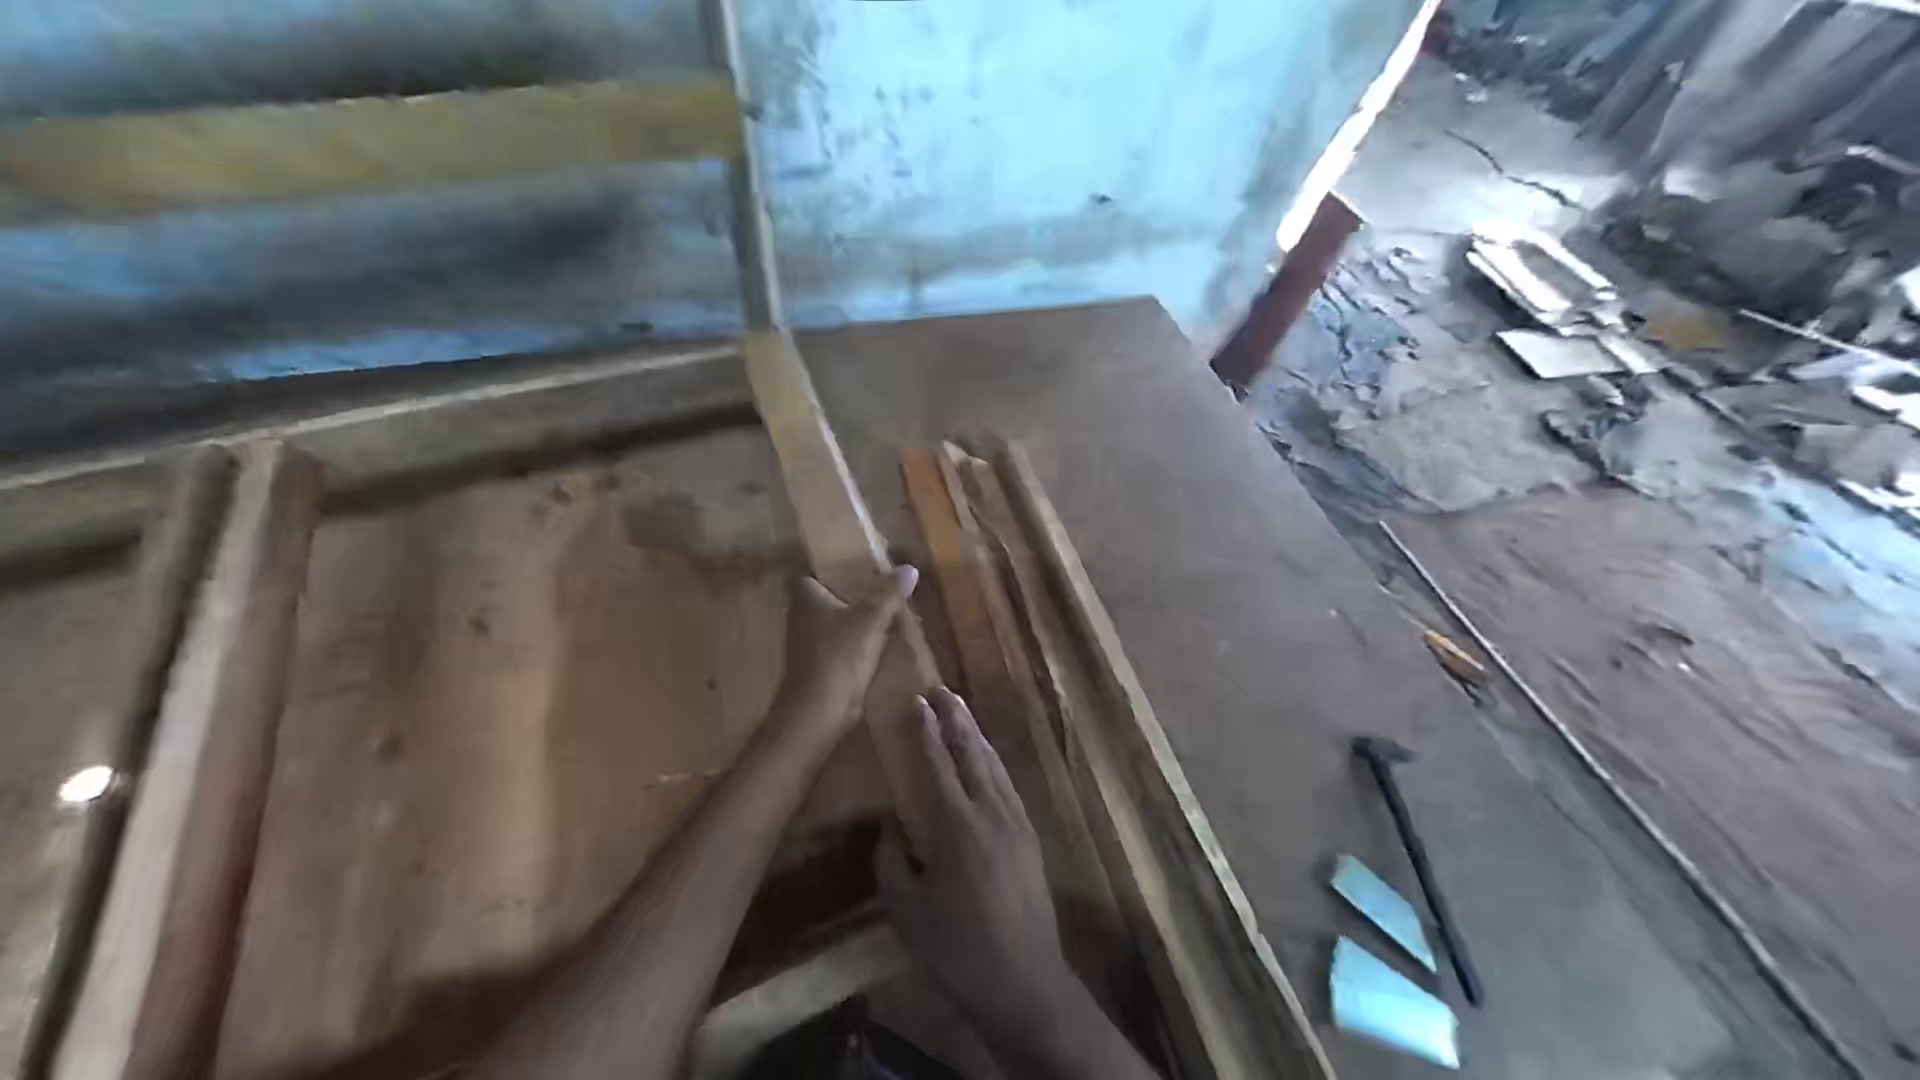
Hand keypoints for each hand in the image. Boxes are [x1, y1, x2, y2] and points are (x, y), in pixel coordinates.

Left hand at [773, 566, 917, 740]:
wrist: (818, 712)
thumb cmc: (839, 657)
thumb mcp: (871, 620)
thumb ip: (890, 593)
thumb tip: (910, 569)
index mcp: (805, 599)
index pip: (808, 576)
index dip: (827, 572)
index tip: (854, 569)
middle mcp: (799, 618)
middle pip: (823, 600)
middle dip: (847, 596)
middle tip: (878, 589)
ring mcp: (805, 645)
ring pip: (831, 624)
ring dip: (853, 621)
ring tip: (884, 614)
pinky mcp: (816, 667)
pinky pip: (838, 646)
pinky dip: (854, 644)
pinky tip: (878, 644)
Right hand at [875, 688, 1074, 1042]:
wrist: (1025, 982)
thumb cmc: (958, 951)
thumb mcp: (907, 912)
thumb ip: (892, 862)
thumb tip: (892, 825)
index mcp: (957, 827)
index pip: (938, 764)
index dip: (926, 731)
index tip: (917, 701)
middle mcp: (991, 812)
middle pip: (972, 752)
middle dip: (956, 718)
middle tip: (941, 690)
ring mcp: (1015, 821)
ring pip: (994, 764)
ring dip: (975, 734)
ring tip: (960, 712)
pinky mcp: (1029, 835)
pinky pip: (1006, 783)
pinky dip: (991, 760)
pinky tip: (985, 759)